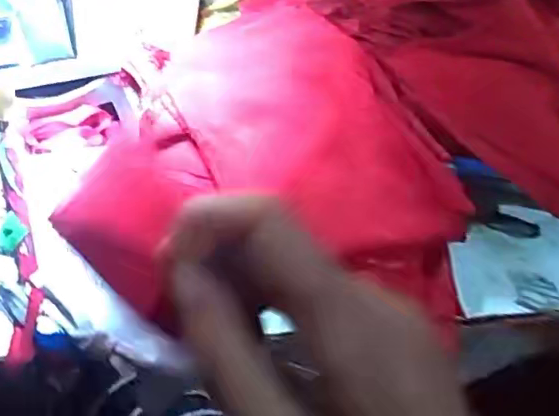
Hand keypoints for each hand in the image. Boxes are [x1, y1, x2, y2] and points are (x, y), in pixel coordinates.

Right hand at [165, 195, 468, 415]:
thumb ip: (223, 345)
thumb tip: (177, 266)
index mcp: (358, 314)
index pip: (263, 213)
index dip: (200, 220)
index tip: (169, 267)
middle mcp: (377, 295)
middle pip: (266, 235)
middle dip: (208, 258)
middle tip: (178, 308)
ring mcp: (389, 312)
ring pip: (279, 258)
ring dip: (230, 280)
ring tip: (214, 333)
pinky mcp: (388, 329)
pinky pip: (303, 283)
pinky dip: (261, 298)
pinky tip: (252, 339)